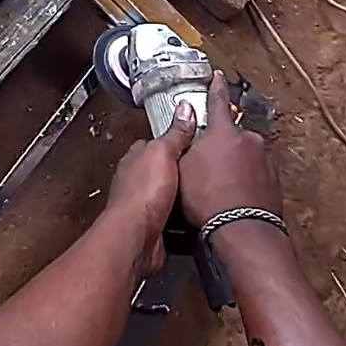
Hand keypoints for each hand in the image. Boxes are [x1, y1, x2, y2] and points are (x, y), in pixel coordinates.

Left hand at [103, 99, 194, 275]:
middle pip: (164, 170)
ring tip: (208, 192)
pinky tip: (199, 216)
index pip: (156, 142)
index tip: (195, 138)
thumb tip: (184, 109)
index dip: (175, 139)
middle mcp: (137, 180)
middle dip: (184, 170)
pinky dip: (186, 218)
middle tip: (207, 168)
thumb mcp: (163, 154)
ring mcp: (144, 204)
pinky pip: (175, 218)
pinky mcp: (155, 226)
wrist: (137, 237)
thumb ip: (174, 134)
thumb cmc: (143, 194)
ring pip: (170, 195)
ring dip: (186, 195)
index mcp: (136, 158)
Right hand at [177, 72, 276, 226]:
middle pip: (231, 134)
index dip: (216, 87)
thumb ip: (185, 142)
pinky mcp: (275, 180)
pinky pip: (255, 171)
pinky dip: (245, 177)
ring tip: (220, 184)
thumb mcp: (182, 166)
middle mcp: (249, 140)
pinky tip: (233, 193)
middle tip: (206, 161)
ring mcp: (265, 160)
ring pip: (245, 154)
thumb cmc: (207, 196)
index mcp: (224, 132)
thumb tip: (186, 126)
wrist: (242, 229)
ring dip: (234, 162)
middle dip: (220, 143)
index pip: (218, 101)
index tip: (218, 76)